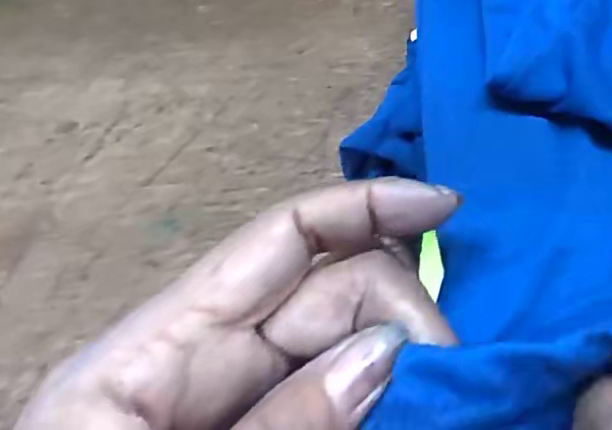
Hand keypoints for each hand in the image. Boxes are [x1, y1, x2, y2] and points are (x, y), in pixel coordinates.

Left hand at [18, 178, 458, 429]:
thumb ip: (280, 428)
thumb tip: (391, 348)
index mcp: (159, 353)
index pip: (286, 237)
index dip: (372, 203)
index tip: (450, 207)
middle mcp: (214, 358)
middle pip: (339, 287)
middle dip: (403, 312)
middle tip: (453, 368)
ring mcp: (251, 397)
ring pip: (359, 337)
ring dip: (409, 354)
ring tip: (448, 390)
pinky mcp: (288, 424)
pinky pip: (355, 387)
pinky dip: (396, 390)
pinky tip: (428, 398)